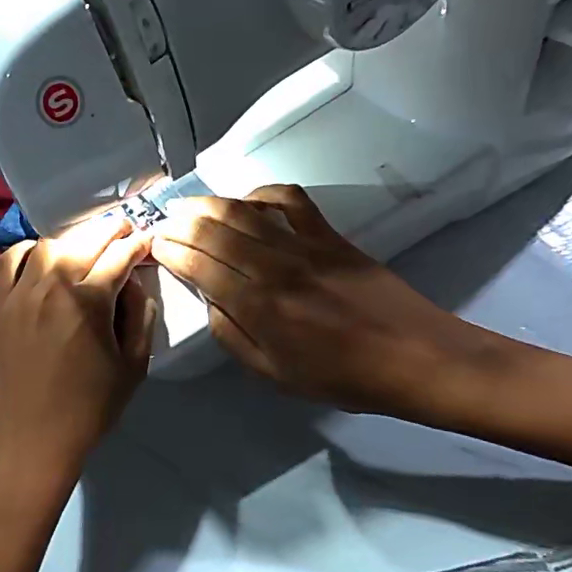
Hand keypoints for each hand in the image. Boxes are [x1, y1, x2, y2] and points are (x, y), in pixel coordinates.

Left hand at [0, 214, 157, 504]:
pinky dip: (28, 250)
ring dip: (73, 240)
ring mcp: (18, 293)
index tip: (147, 238)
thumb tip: (132, 282)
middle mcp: (51, 285)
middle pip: (85, 240)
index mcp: (89, 301)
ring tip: (86, 247)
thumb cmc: (89, 410)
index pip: (120, 256)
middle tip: (124, 230)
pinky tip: (42, 258)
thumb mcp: (133, 367)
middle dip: (110, 230)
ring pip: (48, 245)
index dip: (138, 244)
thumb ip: (139, 316)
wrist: (30, 442)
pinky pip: (10, 260)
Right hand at [149, 185, 508, 421]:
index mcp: (260, 307)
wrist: (416, 358)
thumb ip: (234, 336)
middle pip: (215, 232)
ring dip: (209, 204)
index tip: (155, 246)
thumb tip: (210, 301)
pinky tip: (247, 200)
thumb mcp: (276, 375)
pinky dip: (262, 193)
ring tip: (187, 204)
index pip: (200, 266)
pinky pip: (290, 201)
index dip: (172, 252)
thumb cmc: (343, 378)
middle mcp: (276, 268)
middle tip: (163, 222)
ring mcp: (305, 245)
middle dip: (181, 223)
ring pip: (244, 212)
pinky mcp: (330, 235)